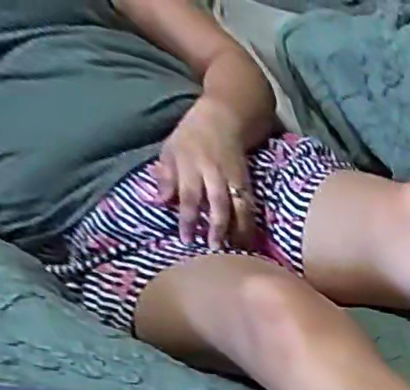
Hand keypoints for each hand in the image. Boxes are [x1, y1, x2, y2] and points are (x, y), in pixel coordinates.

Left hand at [154, 98, 255, 249]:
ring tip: (237, 248)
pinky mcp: (249, 183)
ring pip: (239, 209)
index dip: (187, 219)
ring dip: (239, 230)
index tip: (186, 239)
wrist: (225, 120)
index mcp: (190, 165)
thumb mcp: (171, 150)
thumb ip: (166, 176)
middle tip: (214, 248)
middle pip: (217, 205)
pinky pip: (250, 207)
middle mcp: (213, 173)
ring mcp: (234, 179)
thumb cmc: (193, 135)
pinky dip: (250, 224)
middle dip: (216, 228)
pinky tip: (248, 237)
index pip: (187, 196)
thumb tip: (159, 201)